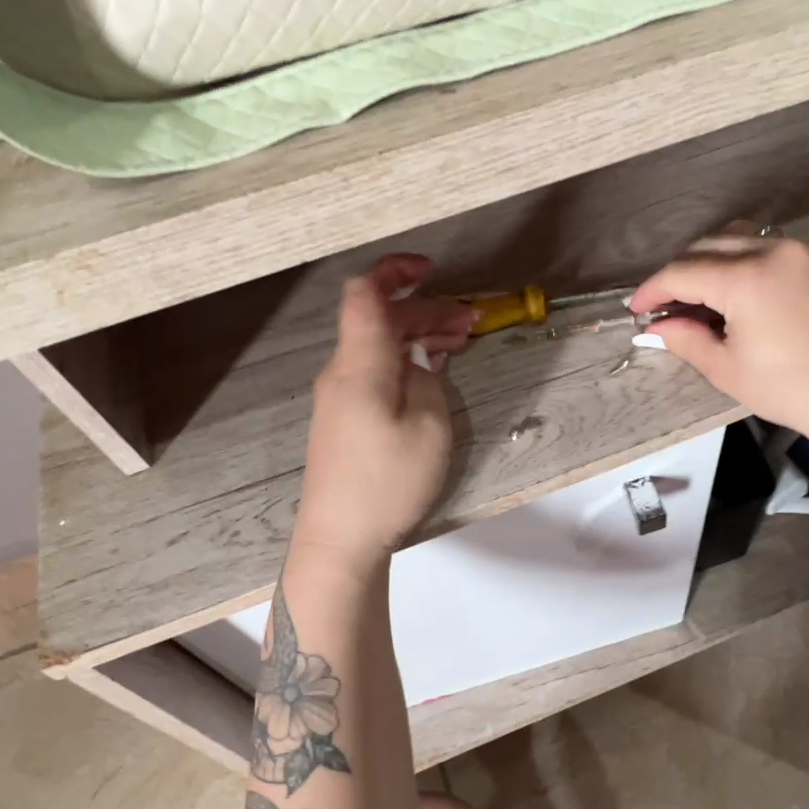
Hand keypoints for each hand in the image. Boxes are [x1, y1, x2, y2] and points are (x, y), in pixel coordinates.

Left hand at [294, 254, 473, 565]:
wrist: (340, 538)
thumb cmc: (387, 482)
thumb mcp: (430, 427)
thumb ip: (429, 381)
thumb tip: (421, 362)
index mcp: (361, 363)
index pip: (366, 293)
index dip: (395, 270)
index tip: (432, 270)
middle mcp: (343, 371)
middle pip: (379, 319)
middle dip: (425, 310)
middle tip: (469, 322)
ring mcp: (339, 396)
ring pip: (379, 346)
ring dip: (417, 337)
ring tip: (458, 343)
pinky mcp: (344, 419)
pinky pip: (374, 371)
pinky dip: (404, 362)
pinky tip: (431, 373)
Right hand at [631, 224, 808, 445]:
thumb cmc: (787, 388)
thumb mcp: (725, 368)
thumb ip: (684, 339)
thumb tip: (653, 328)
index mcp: (746, 278)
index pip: (683, 272)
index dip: (653, 290)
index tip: (635, 310)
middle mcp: (770, 250)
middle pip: (705, 247)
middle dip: (677, 274)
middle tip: (661, 309)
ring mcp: (795, 251)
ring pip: (733, 238)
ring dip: (705, 260)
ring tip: (692, 297)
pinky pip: (759, 245)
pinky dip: (734, 259)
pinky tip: (725, 292)